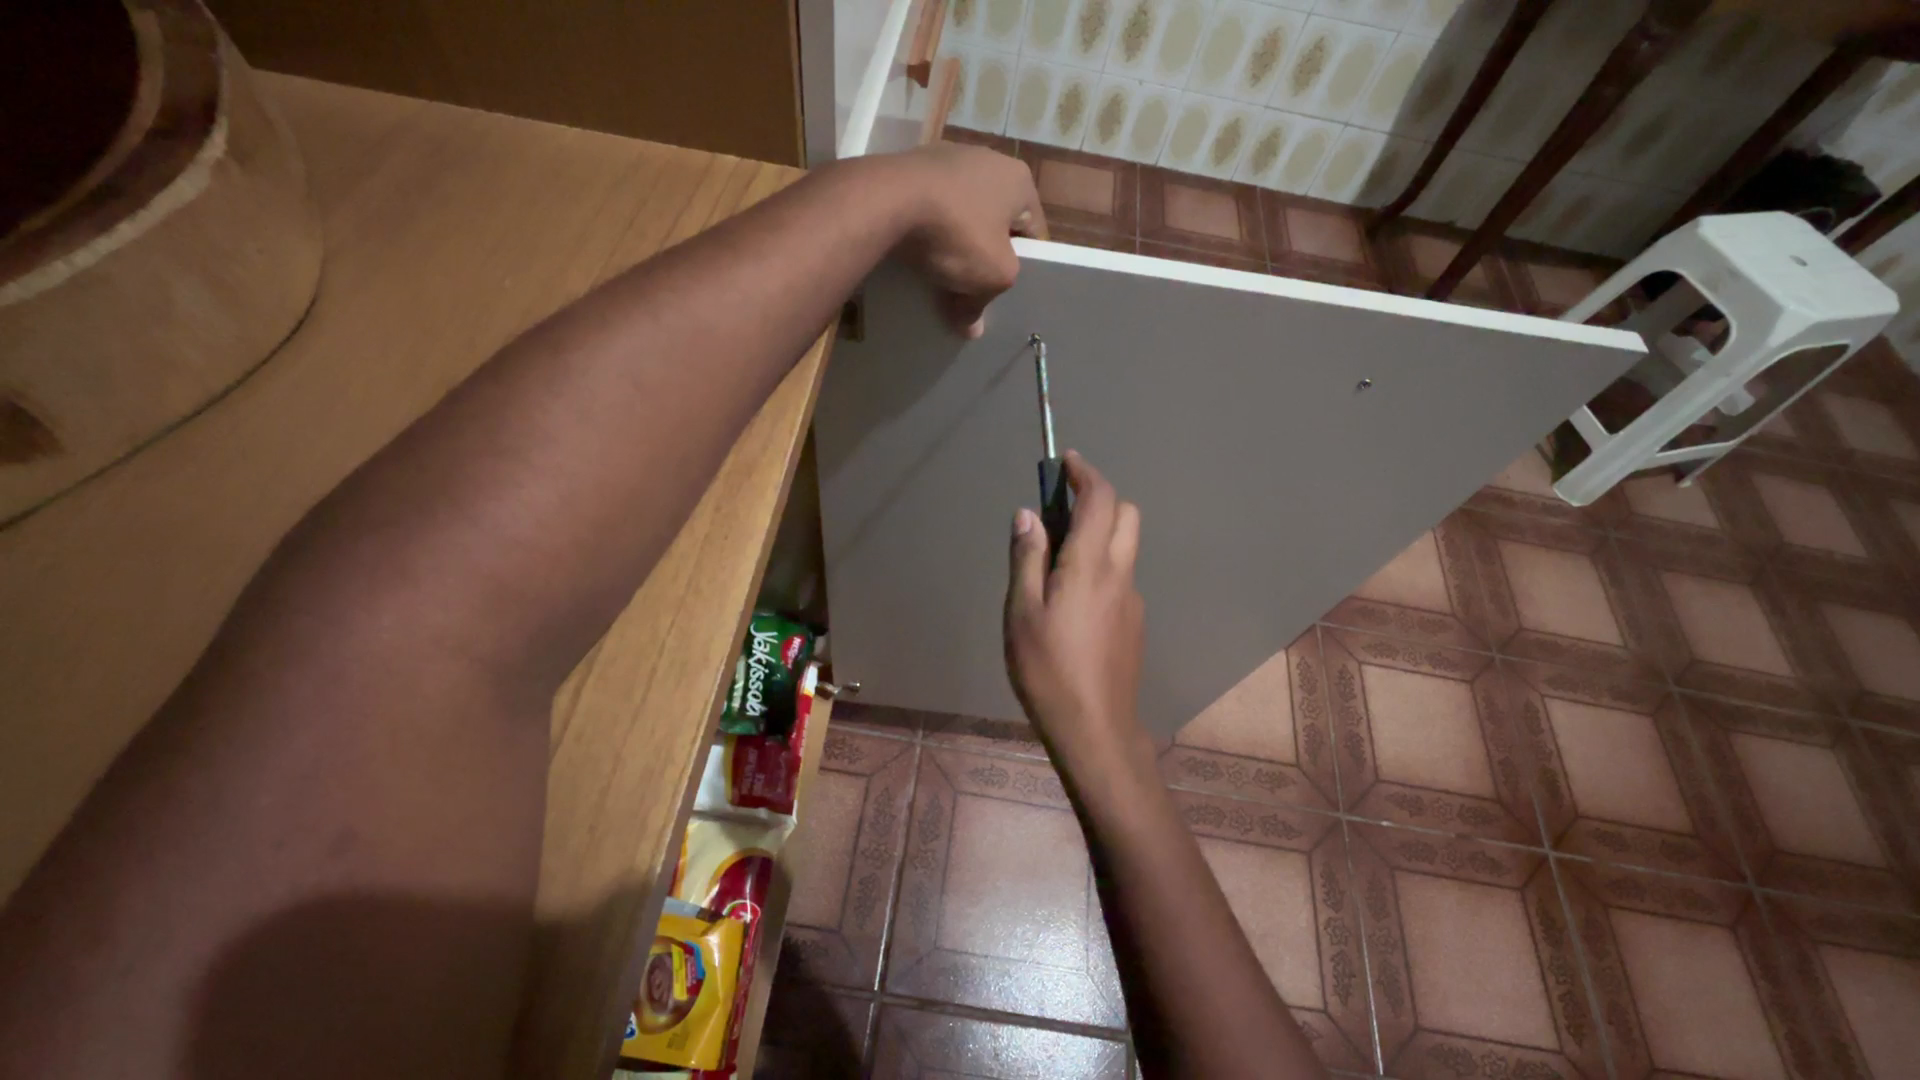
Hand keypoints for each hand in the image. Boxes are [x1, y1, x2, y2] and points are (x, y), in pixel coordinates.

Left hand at [881, 142, 1044, 336]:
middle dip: (984, 252)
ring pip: (960, 212)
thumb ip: (986, 302)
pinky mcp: (911, 163)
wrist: (889, 200)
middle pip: (994, 220)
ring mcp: (947, 157)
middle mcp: (988, 159)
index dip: (1023, 265)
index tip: (1004, 289)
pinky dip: (925, 226)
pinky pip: (928, 204)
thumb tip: (971, 328)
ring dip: (954, 239)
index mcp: (1019, 180)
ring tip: (940, 270)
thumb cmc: (958, 233)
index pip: (1032, 231)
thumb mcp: (990, 278)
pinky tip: (914, 249)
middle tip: (973, 285)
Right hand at [1004, 452, 1144, 752]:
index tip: (1067, 462)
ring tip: (1057, 563)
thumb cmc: (1048, 669)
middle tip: (1062, 512)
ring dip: (1101, 535)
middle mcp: (1121, 574)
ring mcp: (1133, 600)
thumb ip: (1027, 558)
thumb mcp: (1021, 612)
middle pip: (1127, 515)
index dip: (1085, 473)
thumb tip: (1029, 515)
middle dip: (1100, 499)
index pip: (1100, 500)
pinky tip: (1072, 604)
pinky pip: (1121, 578)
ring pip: (1126, 547)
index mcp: (1091, 565)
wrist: (1094, 728)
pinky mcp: (1135, 624)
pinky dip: (1102, 568)